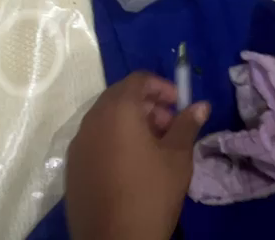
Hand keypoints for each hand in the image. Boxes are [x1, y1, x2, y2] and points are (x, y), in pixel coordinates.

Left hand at [65, 72, 209, 239]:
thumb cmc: (150, 194)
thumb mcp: (177, 158)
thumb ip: (187, 125)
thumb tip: (201, 105)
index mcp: (118, 109)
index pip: (138, 79)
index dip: (161, 86)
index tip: (178, 104)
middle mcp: (93, 118)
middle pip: (121, 96)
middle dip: (147, 105)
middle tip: (169, 127)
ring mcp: (79, 142)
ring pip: (106, 118)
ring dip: (131, 123)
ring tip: (153, 148)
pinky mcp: (72, 166)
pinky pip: (95, 139)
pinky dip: (113, 140)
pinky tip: (131, 166)